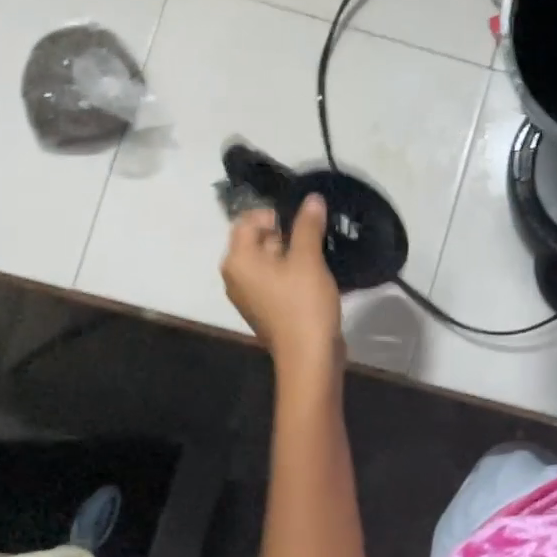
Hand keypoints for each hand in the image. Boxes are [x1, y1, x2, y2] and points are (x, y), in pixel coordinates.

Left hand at [221, 195, 342, 368]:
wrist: (309, 357)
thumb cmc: (304, 304)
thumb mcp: (309, 260)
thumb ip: (308, 226)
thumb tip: (312, 198)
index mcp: (237, 260)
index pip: (248, 221)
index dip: (276, 215)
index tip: (306, 224)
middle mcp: (235, 276)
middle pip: (259, 242)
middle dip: (288, 237)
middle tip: (317, 243)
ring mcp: (249, 296)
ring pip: (270, 264)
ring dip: (294, 258)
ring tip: (320, 263)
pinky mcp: (265, 311)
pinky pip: (276, 283)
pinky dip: (293, 278)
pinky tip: (316, 284)